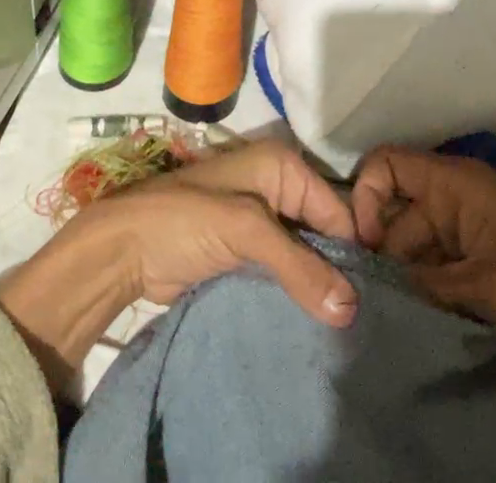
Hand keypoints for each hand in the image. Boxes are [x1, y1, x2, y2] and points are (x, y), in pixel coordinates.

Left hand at [0, 139, 358, 394]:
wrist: (122, 249)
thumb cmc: (182, 222)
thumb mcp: (244, 232)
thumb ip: (299, 266)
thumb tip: (351, 310)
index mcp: (282, 167)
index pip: (337, 210)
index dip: (353, 251)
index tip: (373, 297)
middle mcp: (277, 189)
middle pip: (324, 234)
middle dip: (337, 272)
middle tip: (361, 318)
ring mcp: (261, 224)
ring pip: (305, 258)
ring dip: (316, 288)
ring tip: (344, 329)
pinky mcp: (246, 255)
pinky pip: (284, 274)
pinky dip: (295, 295)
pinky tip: (314, 324)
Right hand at [351, 146, 495, 360]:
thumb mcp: (481, 286)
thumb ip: (423, 281)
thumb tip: (378, 281)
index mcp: (456, 184)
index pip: (387, 165)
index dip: (364, 195)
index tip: (362, 245)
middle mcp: (458, 196)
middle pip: (397, 210)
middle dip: (382, 247)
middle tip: (373, 294)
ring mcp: (472, 225)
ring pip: (417, 239)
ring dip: (405, 270)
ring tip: (395, 309)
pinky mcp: (485, 253)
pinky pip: (440, 258)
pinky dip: (428, 281)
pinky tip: (421, 310)